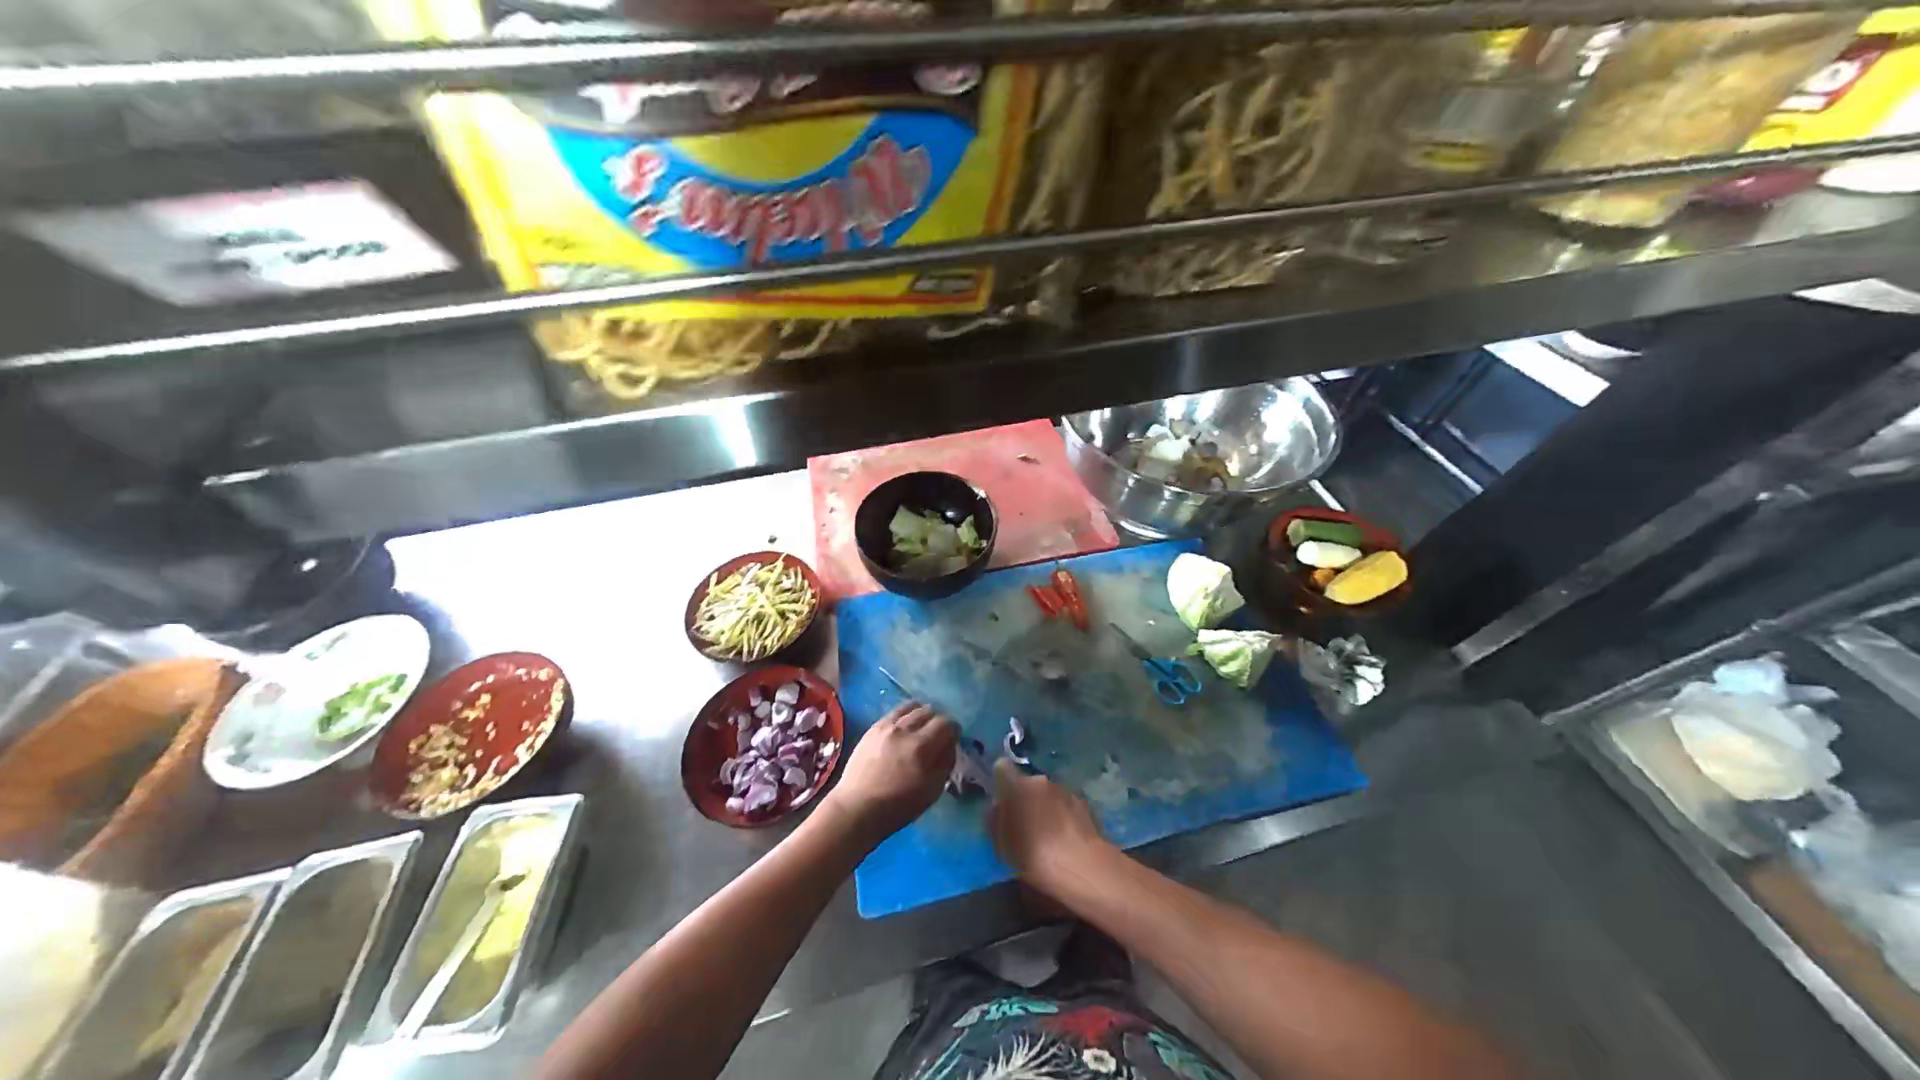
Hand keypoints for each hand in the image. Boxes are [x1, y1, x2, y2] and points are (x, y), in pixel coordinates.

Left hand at [825, 702, 955, 841]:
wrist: (858, 807)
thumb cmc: (898, 806)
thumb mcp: (932, 790)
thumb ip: (946, 763)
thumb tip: (950, 745)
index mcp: (922, 746)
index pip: (946, 723)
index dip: (954, 730)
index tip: (953, 739)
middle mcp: (904, 729)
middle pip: (930, 711)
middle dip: (938, 721)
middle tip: (938, 734)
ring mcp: (886, 726)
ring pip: (911, 707)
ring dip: (922, 714)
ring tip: (922, 727)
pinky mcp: (873, 728)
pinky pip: (895, 712)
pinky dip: (905, 715)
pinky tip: (905, 726)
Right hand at [989, 759, 1115, 896]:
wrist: (1080, 865)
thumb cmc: (1033, 855)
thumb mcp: (1002, 843)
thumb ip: (995, 818)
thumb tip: (997, 805)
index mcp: (1017, 785)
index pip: (1002, 769)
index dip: (1001, 781)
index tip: (1001, 798)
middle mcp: (1040, 780)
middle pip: (1027, 783)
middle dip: (1025, 797)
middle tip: (1024, 823)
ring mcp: (1065, 790)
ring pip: (1048, 794)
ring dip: (1046, 806)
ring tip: (1048, 833)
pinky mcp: (1084, 803)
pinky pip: (1066, 805)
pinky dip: (1063, 815)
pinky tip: (1066, 836)